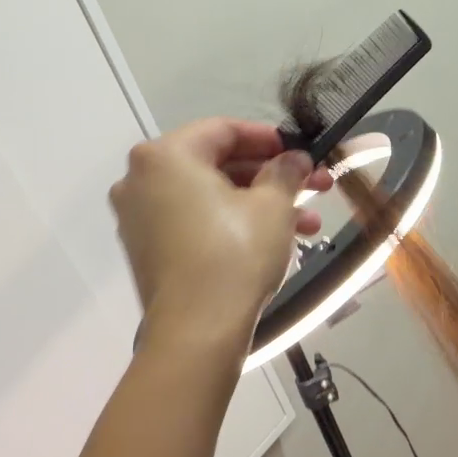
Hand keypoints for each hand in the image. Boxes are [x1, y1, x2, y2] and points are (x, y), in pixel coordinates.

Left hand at [109, 118, 330, 352]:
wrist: (198, 326)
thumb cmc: (236, 254)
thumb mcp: (274, 207)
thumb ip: (286, 172)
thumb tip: (295, 157)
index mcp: (166, 156)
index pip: (224, 130)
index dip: (271, 138)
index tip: (304, 152)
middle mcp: (142, 178)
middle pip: (218, 165)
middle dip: (272, 177)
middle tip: (317, 188)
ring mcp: (141, 216)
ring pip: (211, 197)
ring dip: (261, 205)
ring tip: (308, 226)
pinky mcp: (149, 249)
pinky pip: (197, 222)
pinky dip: (234, 224)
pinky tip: (273, 242)